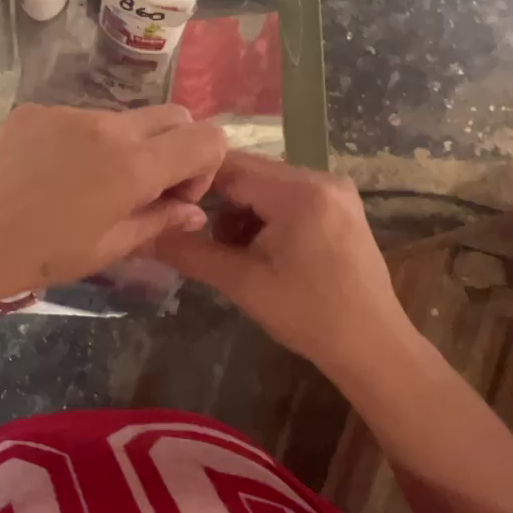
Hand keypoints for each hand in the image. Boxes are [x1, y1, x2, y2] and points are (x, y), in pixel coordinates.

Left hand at [0, 104, 225, 310]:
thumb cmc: (36, 258)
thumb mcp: (106, 249)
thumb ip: (158, 221)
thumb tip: (192, 208)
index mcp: (133, 164)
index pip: (206, 138)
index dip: (205, 166)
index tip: (174, 197)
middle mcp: (106, 126)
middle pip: (171, 116)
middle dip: (173, 149)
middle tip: (142, 191)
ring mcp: (64, 112)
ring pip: (120, 119)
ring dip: (122, 147)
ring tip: (84, 190)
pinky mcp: (31, 112)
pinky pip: (75, 119)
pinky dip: (80, 142)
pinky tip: (48, 178)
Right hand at [152, 151, 415, 377]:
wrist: (372, 345)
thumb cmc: (306, 313)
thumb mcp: (239, 281)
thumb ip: (187, 252)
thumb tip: (140, 236)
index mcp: (299, 192)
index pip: (229, 166)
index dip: (190, 181)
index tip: (160, 201)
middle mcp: (321, 180)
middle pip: (247, 174)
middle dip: (213, 201)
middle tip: (186, 230)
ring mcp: (334, 194)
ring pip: (264, 188)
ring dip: (236, 213)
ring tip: (226, 252)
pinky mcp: (338, 210)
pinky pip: (285, 200)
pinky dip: (261, 219)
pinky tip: (255, 252)